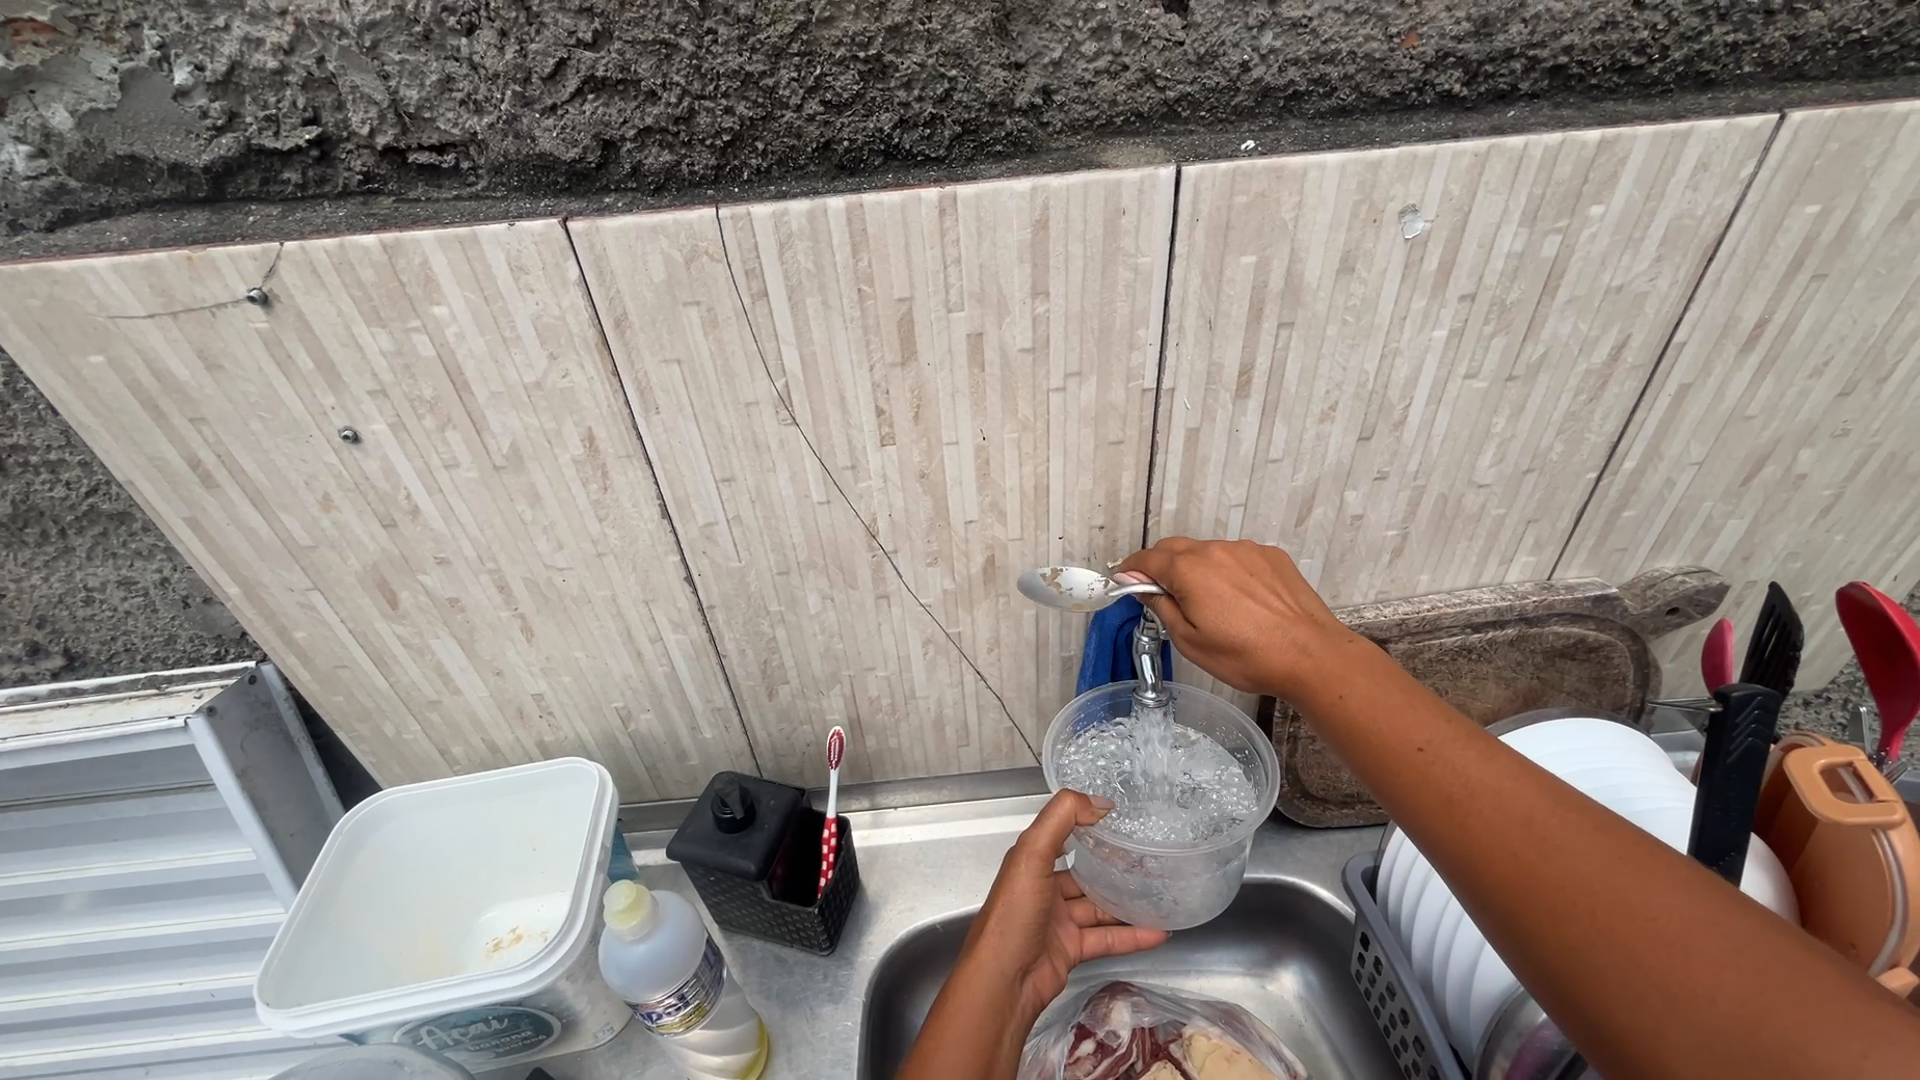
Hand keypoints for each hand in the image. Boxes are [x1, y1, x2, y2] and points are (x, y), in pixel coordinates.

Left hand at [895, 791, 1167, 1079]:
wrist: (1003, 981)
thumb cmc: (1012, 914)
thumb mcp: (1032, 853)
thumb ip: (1062, 818)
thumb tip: (1098, 801)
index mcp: (1031, 860)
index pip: (1062, 834)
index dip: (1087, 824)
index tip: (1120, 818)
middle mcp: (1044, 887)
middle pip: (1085, 872)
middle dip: (1114, 866)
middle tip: (1148, 858)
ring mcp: (1058, 920)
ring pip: (1099, 906)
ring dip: (1127, 902)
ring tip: (1160, 893)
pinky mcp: (1071, 949)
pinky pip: (1107, 938)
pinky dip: (1132, 936)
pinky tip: (1158, 932)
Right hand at [1116, 538, 1359, 698]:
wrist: (1310, 656)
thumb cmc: (1247, 656)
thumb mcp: (1189, 640)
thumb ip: (1159, 605)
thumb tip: (1137, 584)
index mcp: (1189, 570)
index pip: (1147, 558)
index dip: (1131, 570)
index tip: (1125, 582)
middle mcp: (1216, 550)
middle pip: (1174, 548)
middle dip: (1161, 566)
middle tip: (1161, 595)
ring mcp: (1246, 550)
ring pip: (1207, 552)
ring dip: (1196, 569)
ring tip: (1207, 604)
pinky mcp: (1271, 557)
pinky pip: (1236, 557)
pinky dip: (1226, 571)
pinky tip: (1238, 601)